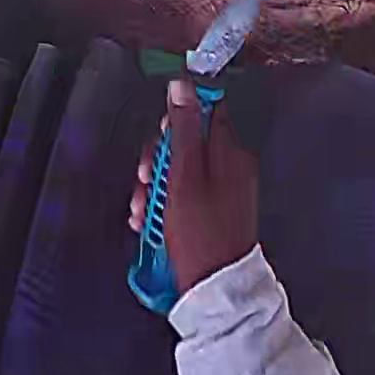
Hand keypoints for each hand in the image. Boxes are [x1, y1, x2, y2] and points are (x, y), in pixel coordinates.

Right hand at [129, 80, 259, 293]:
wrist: (216, 291)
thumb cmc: (199, 228)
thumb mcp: (184, 172)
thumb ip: (183, 126)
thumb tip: (181, 83)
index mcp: (230, 149)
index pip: (206, 109)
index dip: (180, 114)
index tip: (164, 132)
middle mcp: (232, 164)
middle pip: (189, 141)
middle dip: (160, 157)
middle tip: (145, 177)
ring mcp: (225, 189)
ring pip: (183, 169)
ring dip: (157, 183)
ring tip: (142, 206)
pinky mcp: (215, 211)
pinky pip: (188, 192)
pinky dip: (167, 201)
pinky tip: (150, 218)